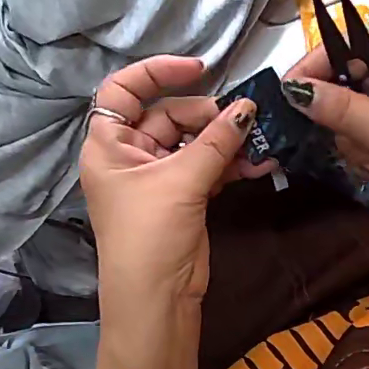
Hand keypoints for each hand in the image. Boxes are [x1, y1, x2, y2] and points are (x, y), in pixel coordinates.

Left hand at [80, 56, 264, 308]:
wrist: (156, 300)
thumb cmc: (150, 235)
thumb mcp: (180, 182)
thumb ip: (216, 141)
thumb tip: (248, 107)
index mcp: (108, 145)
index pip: (123, 90)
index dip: (157, 72)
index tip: (200, 69)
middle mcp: (129, 156)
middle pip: (168, 115)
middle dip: (208, 116)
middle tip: (243, 121)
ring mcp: (156, 178)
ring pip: (193, 143)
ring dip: (226, 141)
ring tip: (259, 142)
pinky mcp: (181, 198)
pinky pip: (206, 167)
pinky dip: (229, 164)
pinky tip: (258, 164)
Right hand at [280, 33, 368, 227]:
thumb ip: (337, 107)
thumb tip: (292, 89)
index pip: (349, 44)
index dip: (315, 64)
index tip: (286, 92)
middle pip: (348, 81)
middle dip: (341, 115)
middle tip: (347, 138)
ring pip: (353, 114)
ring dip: (355, 141)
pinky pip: (366, 136)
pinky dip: (366, 154)